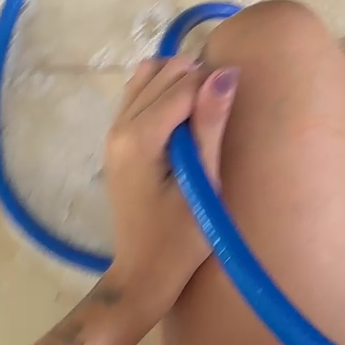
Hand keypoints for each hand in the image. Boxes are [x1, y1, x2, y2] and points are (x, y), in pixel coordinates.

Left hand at [101, 56, 238, 315]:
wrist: (144, 273)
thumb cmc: (181, 236)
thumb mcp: (205, 181)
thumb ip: (211, 124)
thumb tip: (225, 73)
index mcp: (139, 138)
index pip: (183, 83)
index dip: (213, 88)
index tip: (230, 111)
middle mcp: (119, 126)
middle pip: (165, 71)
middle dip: (196, 80)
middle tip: (218, 116)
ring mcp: (114, 130)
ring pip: (149, 73)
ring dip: (179, 81)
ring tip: (202, 113)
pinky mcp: (118, 136)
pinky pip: (140, 90)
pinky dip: (164, 89)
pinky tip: (182, 116)